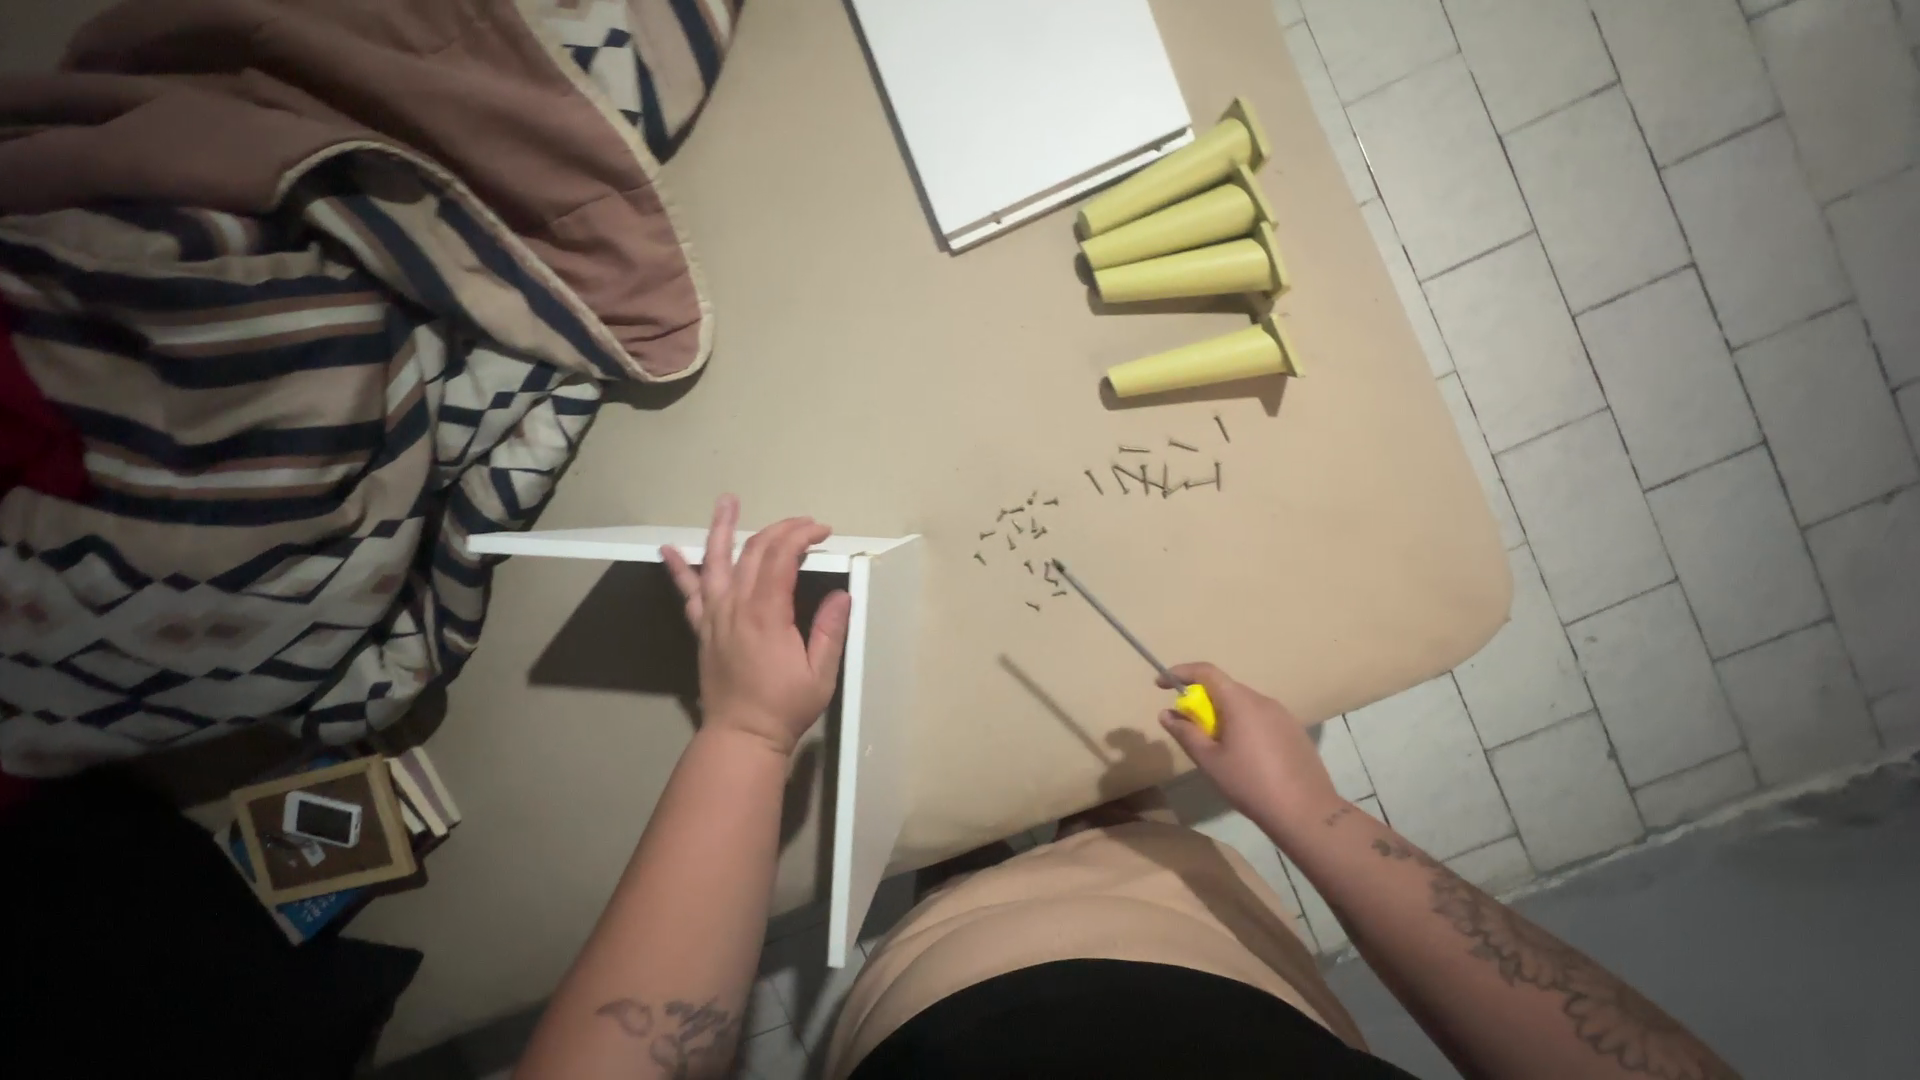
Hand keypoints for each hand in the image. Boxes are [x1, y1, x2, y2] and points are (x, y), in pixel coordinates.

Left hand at [662, 496, 852, 755]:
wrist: (741, 735)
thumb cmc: (785, 707)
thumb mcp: (821, 673)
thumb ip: (830, 631)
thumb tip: (841, 594)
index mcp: (767, 614)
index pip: (782, 557)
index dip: (802, 535)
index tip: (823, 531)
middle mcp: (736, 606)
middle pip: (754, 552)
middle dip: (781, 529)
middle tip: (805, 523)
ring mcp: (714, 615)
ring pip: (716, 561)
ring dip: (722, 529)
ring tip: (727, 501)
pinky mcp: (703, 628)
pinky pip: (688, 592)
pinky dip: (679, 569)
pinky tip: (669, 549)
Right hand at [1157, 663, 1342, 837]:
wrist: (1306, 812)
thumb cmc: (1250, 784)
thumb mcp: (1209, 761)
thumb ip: (1186, 733)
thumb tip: (1167, 713)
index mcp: (1240, 702)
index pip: (1206, 671)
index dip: (1180, 673)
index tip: (1161, 685)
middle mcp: (1263, 700)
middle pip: (1225, 689)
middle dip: (1202, 702)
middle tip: (1191, 729)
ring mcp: (1283, 715)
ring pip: (1244, 704)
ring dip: (1224, 715)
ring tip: (1219, 748)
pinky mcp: (1295, 731)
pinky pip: (1261, 718)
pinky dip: (1244, 726)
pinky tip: (1246, 757)